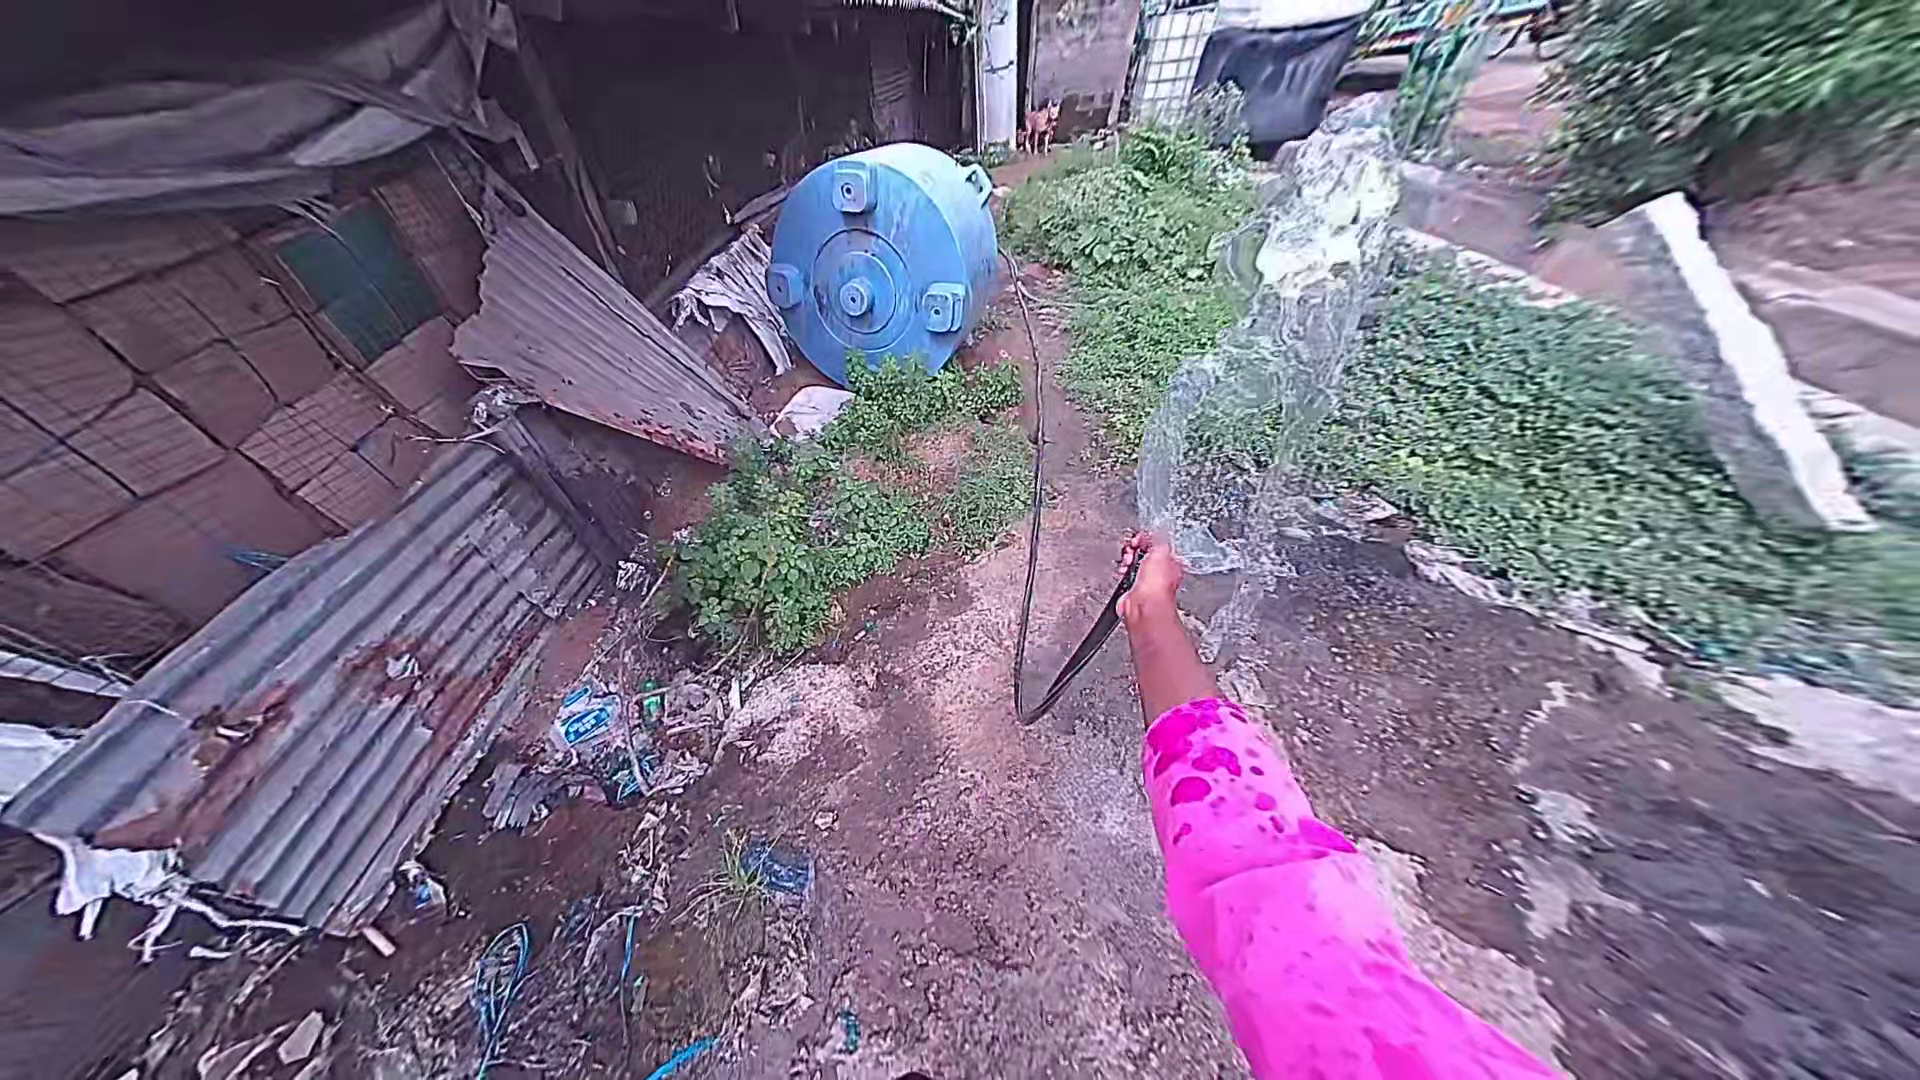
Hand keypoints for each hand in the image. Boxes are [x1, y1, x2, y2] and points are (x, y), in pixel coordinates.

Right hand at [1116, 531, 1181, 623]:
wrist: (1142, 604)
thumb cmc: (1157, 585)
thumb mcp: (1160, 551)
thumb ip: (1158, 539)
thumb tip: (1153, 534)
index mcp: (1171, 562)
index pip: (1158, 544)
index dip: (1147, 539)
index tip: (1140, 538)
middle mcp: (1159, 571)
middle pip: (1143, 551)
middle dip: (1135, 548)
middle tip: (1133, 549)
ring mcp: (1145, 579)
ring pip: (1133, 561)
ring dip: (1127, 558)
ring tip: (1128, 561)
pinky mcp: (1132, 585)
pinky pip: (1125, 572)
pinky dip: (1122, 570)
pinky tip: (1124, 570)